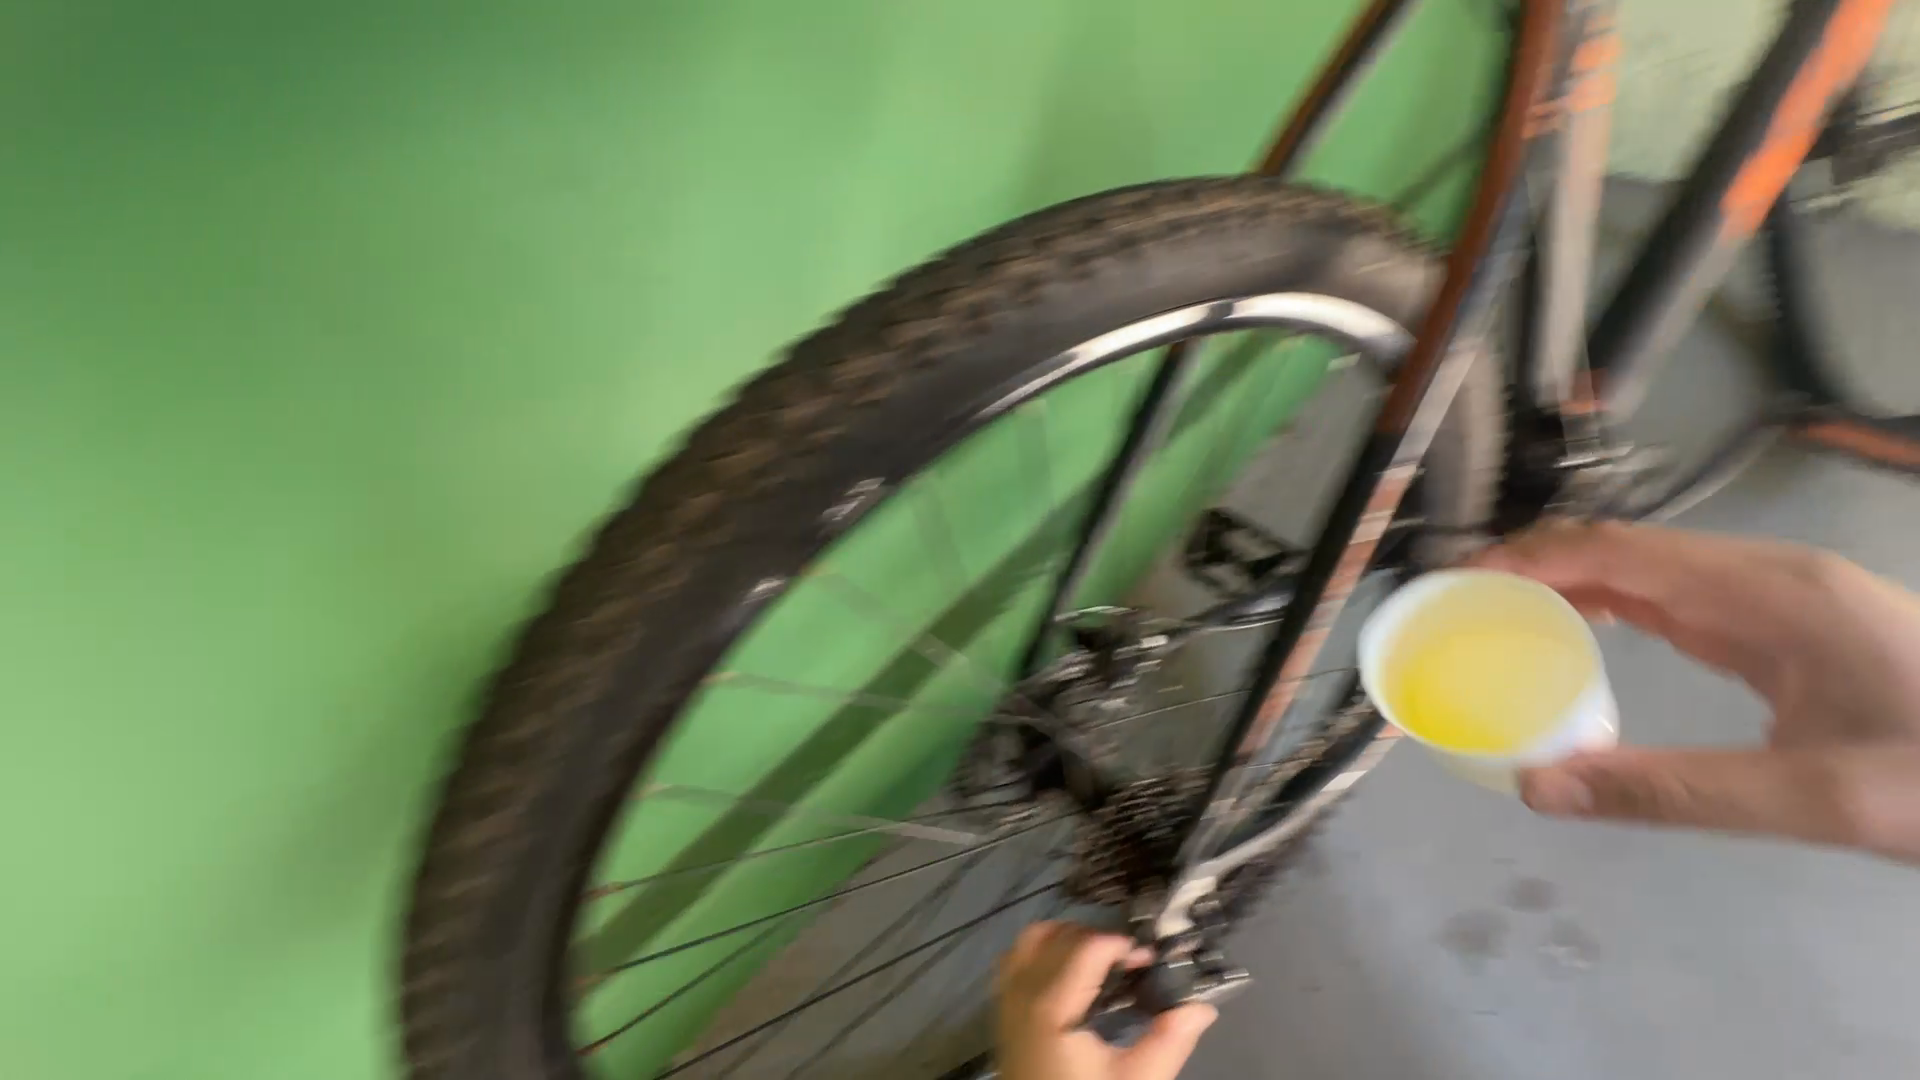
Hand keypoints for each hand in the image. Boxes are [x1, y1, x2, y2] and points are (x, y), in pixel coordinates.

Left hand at [996, 922, 1216, 1079]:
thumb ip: (1167, 1041)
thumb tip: (1201, 1008)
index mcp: (1053, 1007)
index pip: (1087, 947)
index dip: (1121, 945)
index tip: (1147, 960)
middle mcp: (1024, 992)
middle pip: (1060, 934)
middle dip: (1096, 938)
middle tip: (1126, 962)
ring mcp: (1007, 999)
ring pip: (1031, 939)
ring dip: (1064, 937)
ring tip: (1095, 960)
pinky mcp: (1001, 1011)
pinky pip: (1013, 959)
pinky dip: (1038, 951)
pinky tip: (1062, 970)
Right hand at [1474, 521, 1919, 861]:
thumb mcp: (1823, 799)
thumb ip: (1672, 792)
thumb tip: (1535, 788)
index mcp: (1763, 590)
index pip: (1612, 548)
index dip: (1524, 557)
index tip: (1454, 582)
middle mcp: (1761, 575)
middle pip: (1617, 545)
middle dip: (1529, 563)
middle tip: (1459, 602)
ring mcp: (1775, 595)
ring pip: (1639, 565)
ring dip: (1563, 579)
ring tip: (1495, 610)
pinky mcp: (1781, 622)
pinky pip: (1668, 594)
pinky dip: (1605, 602)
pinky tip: (1576, 626)